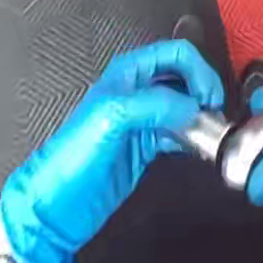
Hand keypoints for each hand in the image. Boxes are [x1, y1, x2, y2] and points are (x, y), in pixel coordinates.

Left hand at [0, 40, 224, 262]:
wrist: (50, 210)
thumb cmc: (67, 160)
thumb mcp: (113, 116)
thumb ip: (157, 103)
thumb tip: (192, 107)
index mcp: (129, 72)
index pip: (177, 54)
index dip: (198, 69)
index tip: (207, 93)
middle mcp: (138, 90)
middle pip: (186, 76)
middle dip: (203, 89)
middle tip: (212, 109)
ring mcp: (143, 118)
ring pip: (186, 103)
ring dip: (200, 114)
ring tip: (207, 129)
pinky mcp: (146, 144)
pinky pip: (179, 130)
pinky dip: (192, 135)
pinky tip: (195, 144)